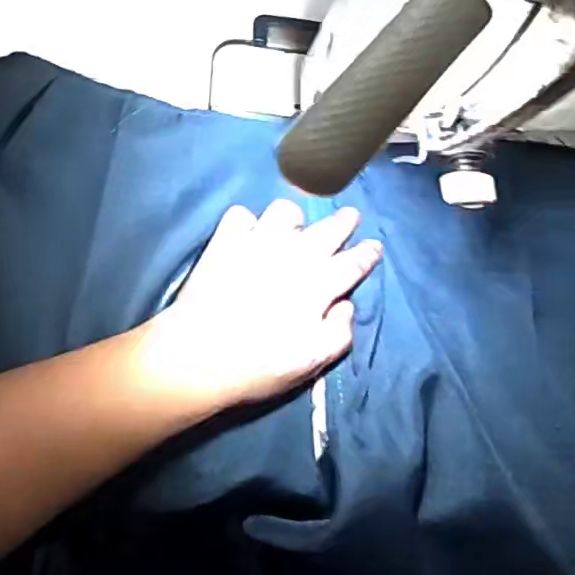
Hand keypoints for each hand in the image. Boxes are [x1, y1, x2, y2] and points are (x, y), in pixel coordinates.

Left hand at [129, 201, 380, 411]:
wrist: (199, 351)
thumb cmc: (259, 364)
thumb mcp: (313, 360)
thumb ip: (339, 331)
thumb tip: (345, 304)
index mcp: (319, 286)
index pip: (352, 263)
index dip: (366, 254)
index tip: (374, 244)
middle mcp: (292, 256)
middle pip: (326, 230)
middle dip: (342, 222)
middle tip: (349, 215)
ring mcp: (256, 242)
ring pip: (284, 211)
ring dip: (293, 218)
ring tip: (292, 226)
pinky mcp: (223, 240)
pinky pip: (240, 214)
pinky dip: (248, 220)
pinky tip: (248, 232)